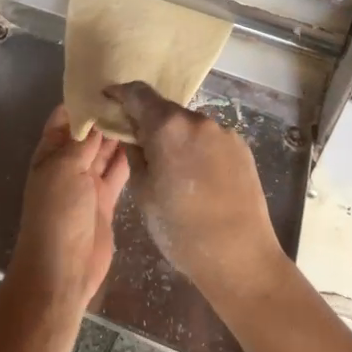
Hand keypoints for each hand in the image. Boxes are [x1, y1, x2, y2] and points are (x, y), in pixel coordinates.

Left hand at [8, 104, 130, 311]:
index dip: (83, 99)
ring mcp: (87, 184)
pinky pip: (118, 173)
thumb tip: (99, 113)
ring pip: (106, 152)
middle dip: (106, 114)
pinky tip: (146, 142)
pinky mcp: (106, 201)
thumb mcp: (65, 170)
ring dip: (120, 135)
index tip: (107, 78)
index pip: (65, 117)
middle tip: (135, 90)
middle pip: (89, 133)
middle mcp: (68, 164)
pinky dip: (129, 159)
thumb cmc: (57, 215)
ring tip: (145, 110)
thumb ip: (83, 142)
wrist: (63, 271)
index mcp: (50, 153)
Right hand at [105, 82, 285, 297]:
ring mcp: (223, 132)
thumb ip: (133, 153)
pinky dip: (197, 149)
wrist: (240, 257)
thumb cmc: (181, 230)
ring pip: (189, 126)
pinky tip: (198, 177)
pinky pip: (210, 139)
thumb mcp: (143, 194)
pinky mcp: (242, 147)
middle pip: (165, 110)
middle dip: (150, 122)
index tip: (109, 97)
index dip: (121, 93)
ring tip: (173, 169)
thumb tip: (129, 133)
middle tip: (140, 145)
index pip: (138, 93)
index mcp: (168, 127)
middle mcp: (197, 120)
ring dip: (176, 138)